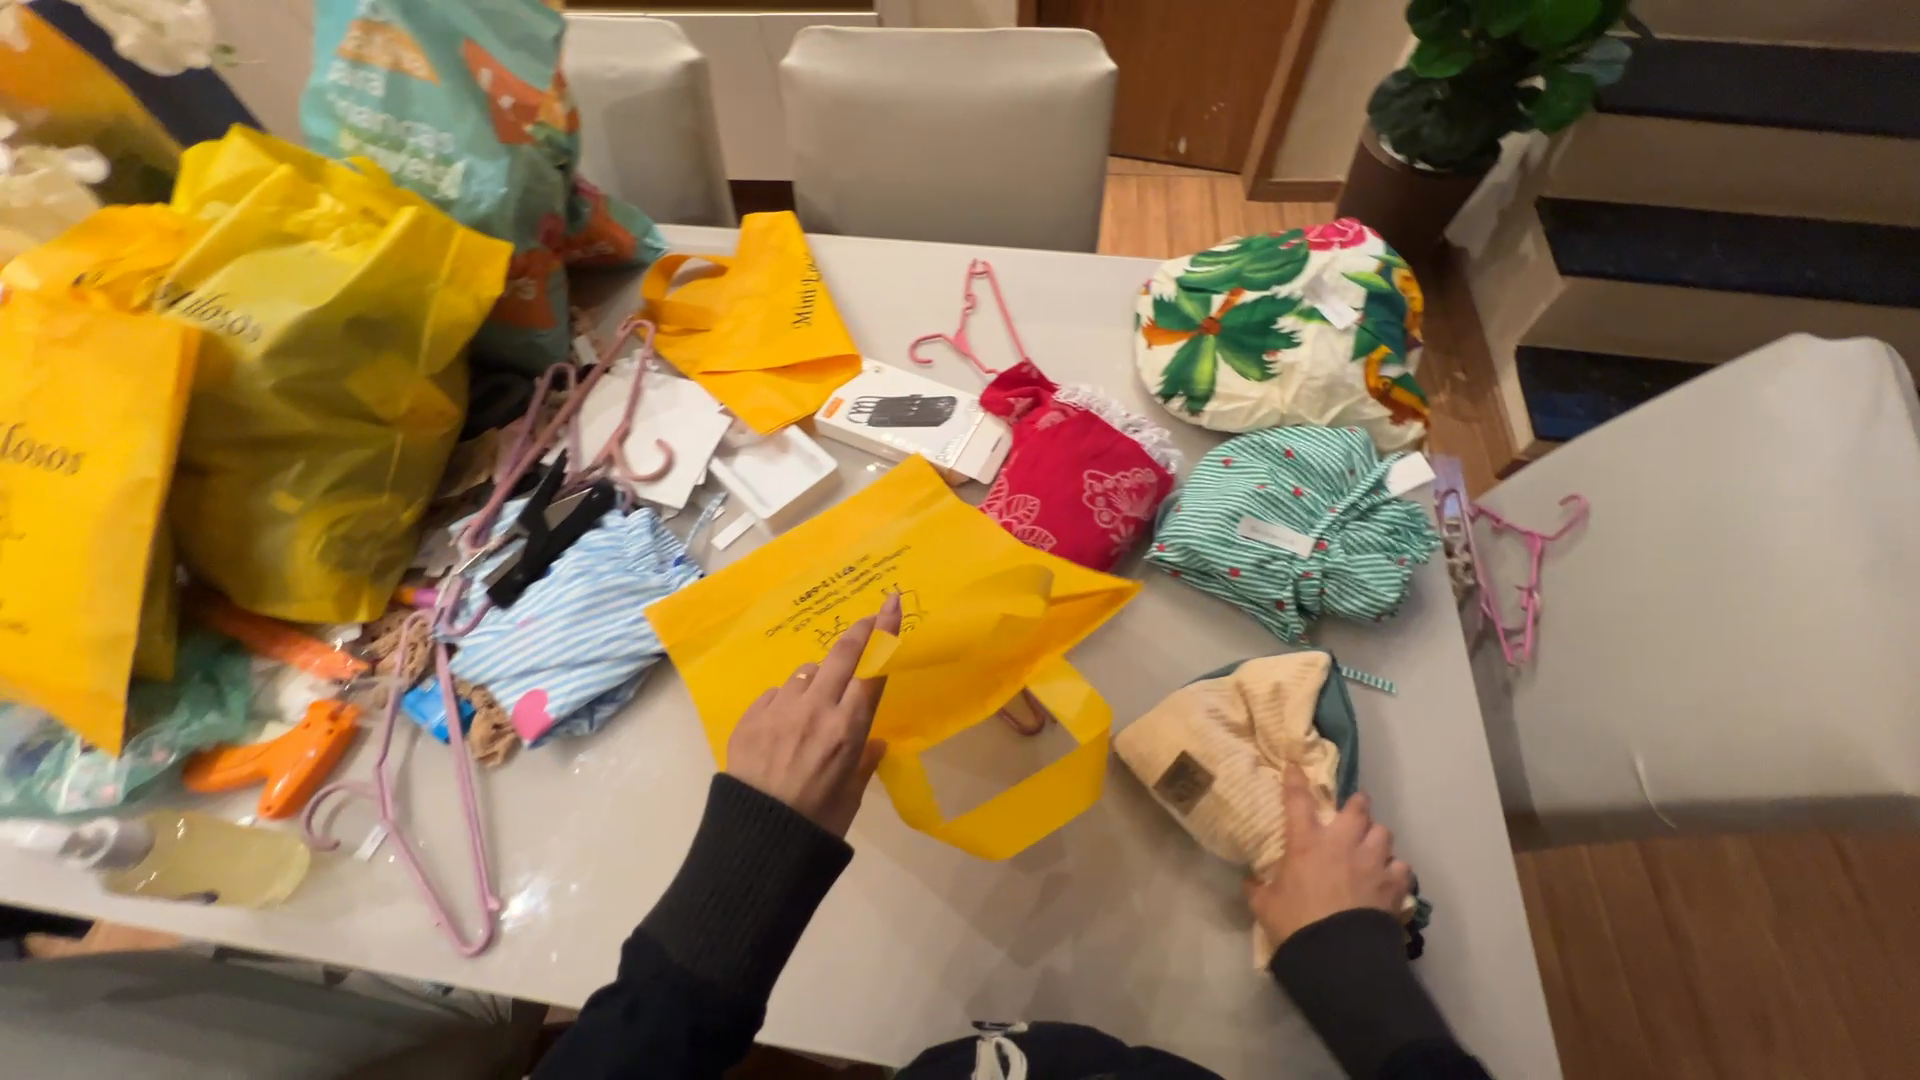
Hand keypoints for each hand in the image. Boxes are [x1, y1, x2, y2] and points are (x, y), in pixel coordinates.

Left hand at [726, 593, 902, 836]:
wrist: (755, 842)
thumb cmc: (816, 825)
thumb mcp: (852, 795)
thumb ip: (864, 762)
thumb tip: (873, 742)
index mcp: (848, 729)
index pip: (872, 669)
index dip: (885, 633)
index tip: (891, 605)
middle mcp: (816, 709)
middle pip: (841, 654)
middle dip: (858, 632)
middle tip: (867, 620)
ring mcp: (779, 710)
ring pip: (804, 673)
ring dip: (816, 677)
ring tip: (813, 702)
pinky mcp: (750, 718)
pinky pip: (773, 694)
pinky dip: (784, 701)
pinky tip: (782, 724)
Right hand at [1245, 763, 1412, 947]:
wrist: (1339, 956)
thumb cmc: (1296, 923)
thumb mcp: (1265, 904)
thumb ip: (1258, 888)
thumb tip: (1249, 880)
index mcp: (1307, 842)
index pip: (1298, 800)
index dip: (1296, 780)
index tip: (1295, 766)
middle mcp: (1342, 844)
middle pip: (1357, 809)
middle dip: (1357, 803)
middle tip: (1354, 805)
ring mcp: (1372, 863)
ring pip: (1383, 834)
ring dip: (1377, 836)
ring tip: (1373, 843)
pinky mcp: (1393, 886)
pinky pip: (1401, 868)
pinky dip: (1395, 869)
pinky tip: (1389, 876)